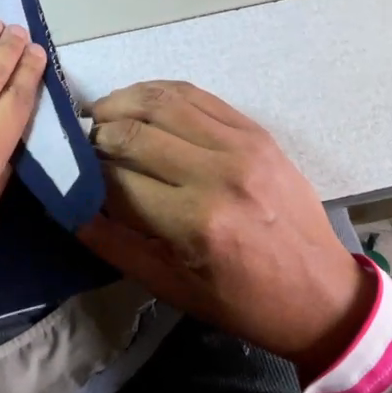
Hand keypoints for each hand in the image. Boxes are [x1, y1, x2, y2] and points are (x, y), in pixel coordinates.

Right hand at [77, 81, 373, 379]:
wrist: (323, 294)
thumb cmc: (243, 301)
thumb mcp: (172, 287)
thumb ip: (114, 244)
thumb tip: (68, 205)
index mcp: (196, 223)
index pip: (117, 180)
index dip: (85, 173)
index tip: (71, 171)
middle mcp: (217, 175)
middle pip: (132, 133)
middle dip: (96, 136)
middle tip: (81, 143)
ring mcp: (240, 145)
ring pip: (159, 101)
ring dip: (119, 102)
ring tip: (100, 115)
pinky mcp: (254, 129)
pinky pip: (193, 93)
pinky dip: (155, 91)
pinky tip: (136, 101)